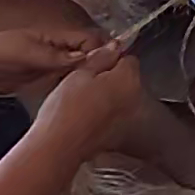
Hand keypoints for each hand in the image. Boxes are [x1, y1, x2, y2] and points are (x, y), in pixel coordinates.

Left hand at [0, 28, 102, 100]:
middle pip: (89, 54)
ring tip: (96, 90)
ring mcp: (50, 65)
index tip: (109, 66)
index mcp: (56, 37)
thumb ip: (56, 55)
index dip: (102, 50)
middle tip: (105, 82)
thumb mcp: (25, 52)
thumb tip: (88, 57)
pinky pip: (65, 81)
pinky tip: (79, 95)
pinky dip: (74, 86)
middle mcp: (58, 49)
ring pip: (80, 69)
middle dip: (99, 64)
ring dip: (88, 77)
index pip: (90, 40)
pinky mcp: (41, 80)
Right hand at [30, 43, 145, 157]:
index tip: (95, 64)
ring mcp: (128, 115)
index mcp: (129, 78)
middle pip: (126, 78)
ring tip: (80, 101)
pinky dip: (102, 113)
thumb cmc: (67, 109)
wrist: (59, 147)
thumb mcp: (79, 74)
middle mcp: (135, 96)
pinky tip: (83, 116)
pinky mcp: (117, 132)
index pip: (128, 59)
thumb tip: (114, 47)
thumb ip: (100, 58)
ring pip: (119, 96)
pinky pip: (112, 114)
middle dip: (110, 78)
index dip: (111, 59)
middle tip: (83, 83)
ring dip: (106, 96)